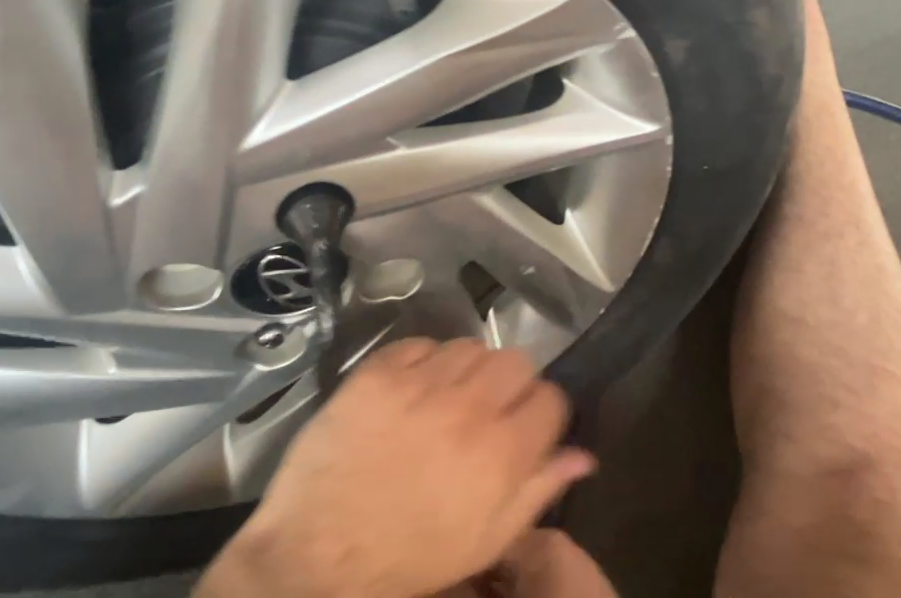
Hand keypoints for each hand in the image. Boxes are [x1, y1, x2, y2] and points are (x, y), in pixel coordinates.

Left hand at [197, 339, 596, 597]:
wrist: (317, 556)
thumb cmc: (408, 557)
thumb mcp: (485, 540)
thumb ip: (538, 490)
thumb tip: (583, 455)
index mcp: (499, 453)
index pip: (551, 397)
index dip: (544, 411)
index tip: (529, 425)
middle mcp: (465, 407)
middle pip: (516, 361)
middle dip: (511, 385)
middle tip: (489, 411)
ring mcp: (417, 384)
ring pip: (469, 346)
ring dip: (468, 370)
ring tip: (448, 399)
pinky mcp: (376, 373)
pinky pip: (420, 344)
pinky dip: (424, 361)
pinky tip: (413, 391)